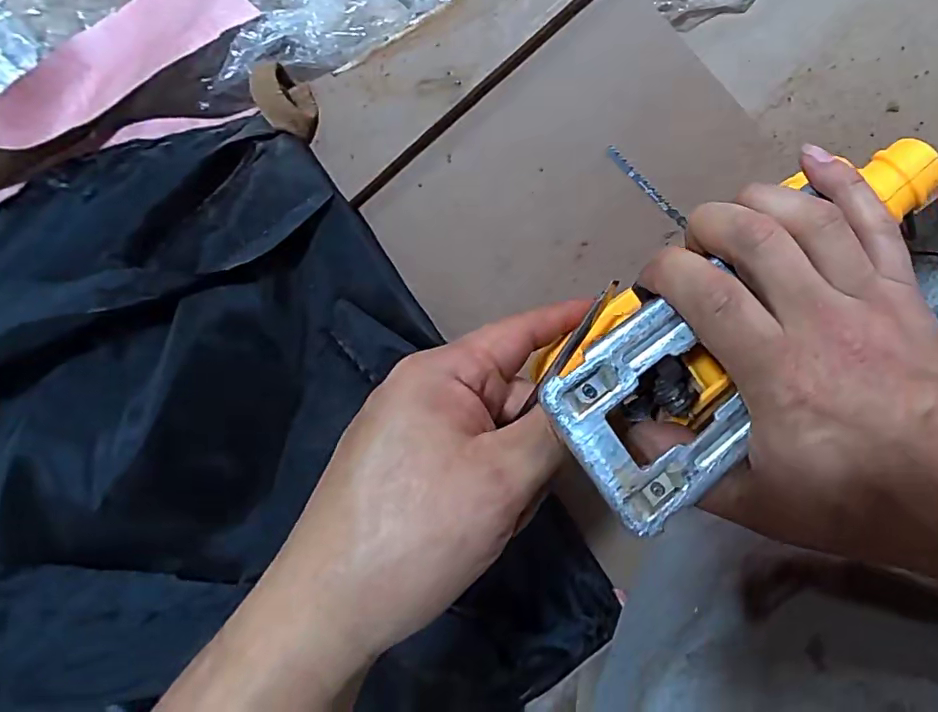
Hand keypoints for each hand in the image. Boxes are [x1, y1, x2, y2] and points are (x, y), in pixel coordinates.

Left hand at [158, 299, 588, 709]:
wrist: (321, 624)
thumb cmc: (416, 532)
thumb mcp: (503, 477)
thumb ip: (559, 426)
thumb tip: (600, 390)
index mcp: (441, 374)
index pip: (520, 331)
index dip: (570, 321)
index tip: (616, 313)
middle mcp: (428, 393)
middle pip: (516, 392)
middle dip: (543, 430)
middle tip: (558, 467)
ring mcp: (418, 434)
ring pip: (502, 433)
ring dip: (519, 468)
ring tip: (505, 513)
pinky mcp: (413, 470)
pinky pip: (479, 459)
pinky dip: (498, 485)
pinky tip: (486, 523)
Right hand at [635, 145, 937, 578]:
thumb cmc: (859, 498)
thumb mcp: (762, 504)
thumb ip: (691, 468)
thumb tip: (636, 430)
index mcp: (778, 369)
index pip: (708, 293)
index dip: (668, 270)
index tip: (654, 278)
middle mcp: (819, 315)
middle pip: (754, 237)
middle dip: (708, 223)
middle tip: (694, 244)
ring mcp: (866, 293)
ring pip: (808, 219)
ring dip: (762, 198)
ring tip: (737, 208)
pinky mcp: (901, 286)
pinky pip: (874, 220)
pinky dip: (845, 181)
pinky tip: (814, 154)